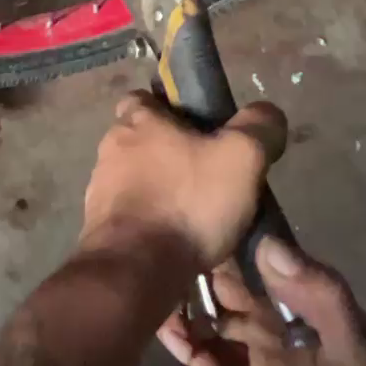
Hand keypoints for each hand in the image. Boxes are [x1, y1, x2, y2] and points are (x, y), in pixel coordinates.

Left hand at [78, 91, 286, 269]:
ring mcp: (100, 186)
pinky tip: (175, 242)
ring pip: (135, 179)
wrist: (135, 268)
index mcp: (137, 120)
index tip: (197, 131)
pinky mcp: (99, 224)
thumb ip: (257, 128)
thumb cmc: (187, 202)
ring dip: (160, 191)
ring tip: (196, 217)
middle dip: (169, 155)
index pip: (143, 98)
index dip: (169, 109)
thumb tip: (267, 113)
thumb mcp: (241, 158)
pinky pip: (129, 214)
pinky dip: (150, 222)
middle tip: (207, 178)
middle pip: (141, 139)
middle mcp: (111, 146)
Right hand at [158, 241, 365, 365]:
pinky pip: (222, 364)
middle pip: (215, 287)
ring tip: (192, 361)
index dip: (205, 251)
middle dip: (185, 297)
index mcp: (294, 289)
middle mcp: (274, 307)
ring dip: (192, 336)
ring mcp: (266, 344)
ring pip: (211, 324)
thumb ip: (317, 292)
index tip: (173, 260)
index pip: (240, 253)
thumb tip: (265, 240)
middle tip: (171, 324)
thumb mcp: (349, 344)